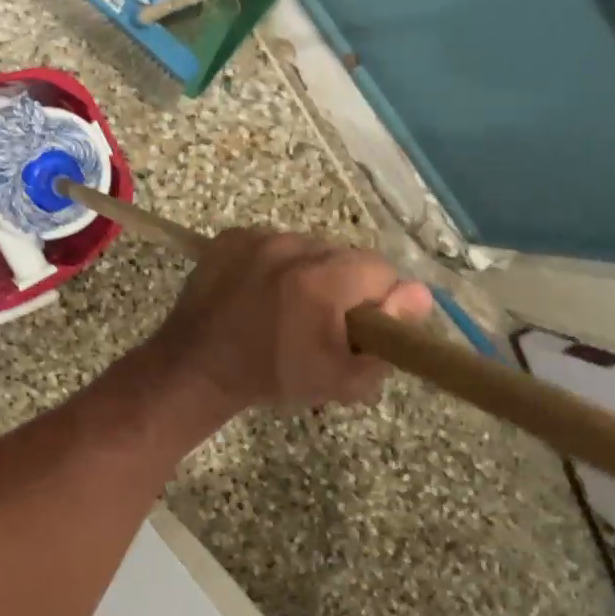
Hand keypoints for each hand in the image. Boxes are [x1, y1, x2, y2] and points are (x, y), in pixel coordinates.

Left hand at [146, 228, 432, 411]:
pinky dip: (272, 262)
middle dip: (344, 284)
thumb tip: (416, 295)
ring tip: (287, 306)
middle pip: (340, 255)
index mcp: (320, 279)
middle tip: (324, 319)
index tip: (362, 324)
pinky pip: (269, 243)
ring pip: (304, 247)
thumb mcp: (344, 377)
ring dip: (307, 271)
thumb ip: (390, 336)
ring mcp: (253, 239)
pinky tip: (260, 291)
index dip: (381, 298)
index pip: (379, 268)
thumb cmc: (273, 374)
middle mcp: (287, 247)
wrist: (198, 364)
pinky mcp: (227, 239)